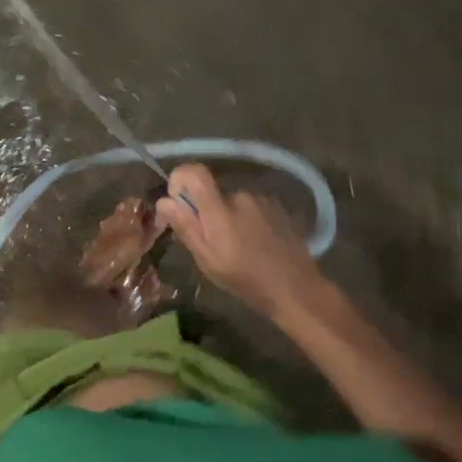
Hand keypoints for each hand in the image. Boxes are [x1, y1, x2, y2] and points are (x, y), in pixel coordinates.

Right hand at [156, 163, 326, 318]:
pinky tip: (256, 243)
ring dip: (228, 215)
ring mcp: (261, 198)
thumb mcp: (208, 261)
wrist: (297, 289)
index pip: (194, 172)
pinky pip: (250, 204)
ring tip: (238, 246)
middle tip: (213, 242)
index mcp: (220, 209)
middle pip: (212, 190)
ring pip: (232, 199)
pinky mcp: (276, 204)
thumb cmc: (247, 280)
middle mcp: (240, 195)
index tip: (179, 204)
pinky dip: (246, 218)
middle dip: (206, 210)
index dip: (180, 179)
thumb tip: (164, 201)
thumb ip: (186, 227)